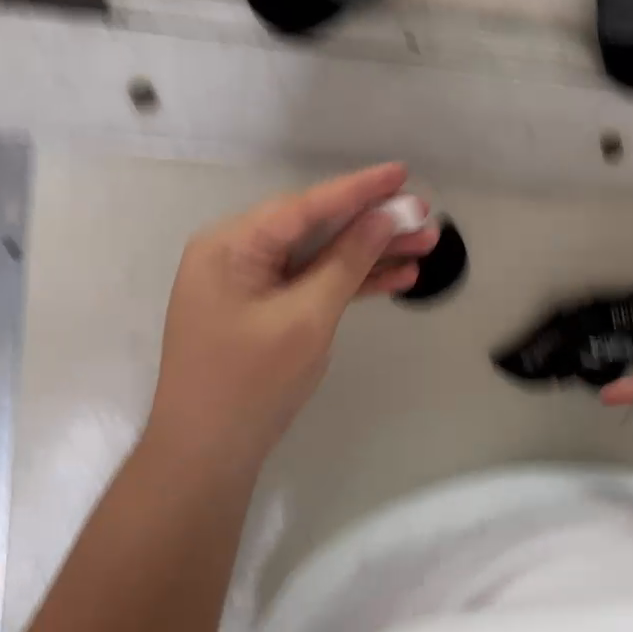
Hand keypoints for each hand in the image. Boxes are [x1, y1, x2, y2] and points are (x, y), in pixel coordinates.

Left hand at [146, 163, 439, 458]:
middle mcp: (238, 254)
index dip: (360, 189)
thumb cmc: (250, 384)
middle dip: (374, 224)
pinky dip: (352, 282)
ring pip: (322, 255)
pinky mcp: (265, 309)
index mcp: (232, 245)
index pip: (307, 206)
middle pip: (318, 227)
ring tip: (426, 245)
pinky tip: (399, 278)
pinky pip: (314, 283)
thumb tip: (385, 216)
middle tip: (426, 217)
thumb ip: (347, 261)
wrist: (205, 459)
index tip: (403, 172)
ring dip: (372, 253)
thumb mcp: (307, 318)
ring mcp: (252, 284)